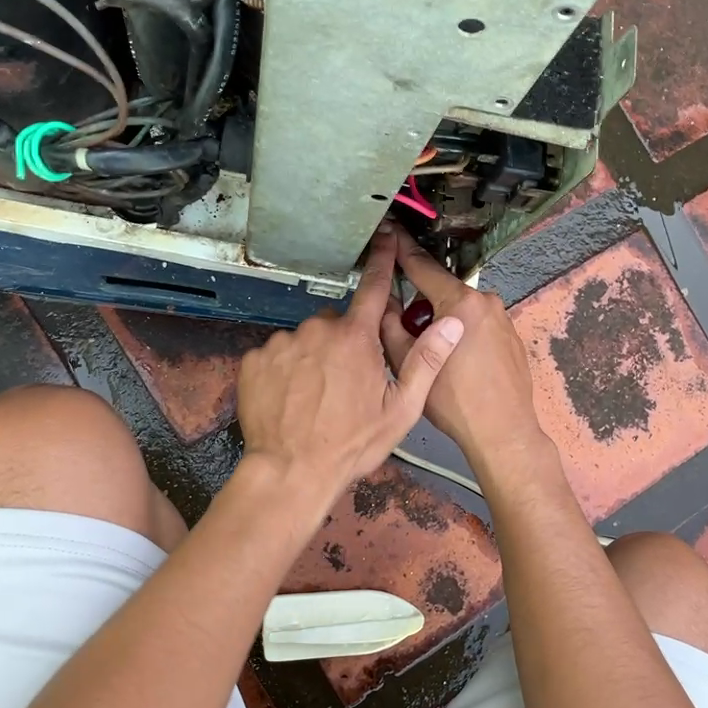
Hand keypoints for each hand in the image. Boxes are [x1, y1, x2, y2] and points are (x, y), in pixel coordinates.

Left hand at [236, 230, 465, 499]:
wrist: (291, 471)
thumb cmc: (350, 445)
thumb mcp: (401, 409)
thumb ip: (427, 361)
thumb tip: (453, 324)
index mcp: (355, 338)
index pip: (374, 287)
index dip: (382, 260)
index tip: (386, 236)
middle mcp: (316, 330)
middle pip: (336, 323)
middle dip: (343, 343)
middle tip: (346, 384)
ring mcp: (282, 344)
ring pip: (305, 340)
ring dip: (312, 358)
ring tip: (316, 398)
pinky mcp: (254, 360)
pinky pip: (276, 355)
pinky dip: (284, 371)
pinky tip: (291, 399)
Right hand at [379, 229, 547, 470]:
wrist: (502, 430)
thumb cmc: (455, 403)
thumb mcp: (409, 366)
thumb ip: (391, 329)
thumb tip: (383, 308)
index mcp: (459, 303)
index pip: (422, 266)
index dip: (401, 250)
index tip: (390, 233)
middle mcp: (485, 302)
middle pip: (442, 291)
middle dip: (422, 306)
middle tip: (408, 335)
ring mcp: (502, 318)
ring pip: (460, 310)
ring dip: (442, 322)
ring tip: (433, 357)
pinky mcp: (511, 336)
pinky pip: (478, 325)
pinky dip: (462, 335)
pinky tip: (457, 365)